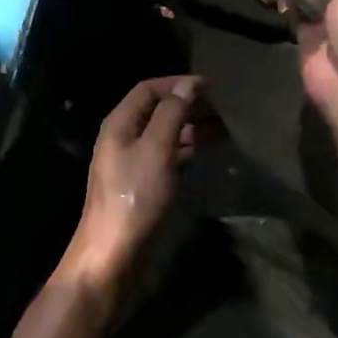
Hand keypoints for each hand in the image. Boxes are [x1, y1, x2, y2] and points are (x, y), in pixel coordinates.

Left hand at [62, 76, 206, 289]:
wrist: (113, 253)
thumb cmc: (134, 197)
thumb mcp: (155, 150)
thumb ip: (171, 115)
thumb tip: (187, 84)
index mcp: (119, 122)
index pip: (148, 90)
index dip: (177, 84)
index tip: (212, 87)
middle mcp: (123, 136)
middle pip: (156, 110)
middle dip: (187, 104)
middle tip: (223, 108)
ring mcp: (132, 160)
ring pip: (163, 133)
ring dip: (190, 126)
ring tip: (225, 127)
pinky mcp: (142, 183)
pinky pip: (166, 155)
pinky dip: (187, 148)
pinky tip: (207, 150)